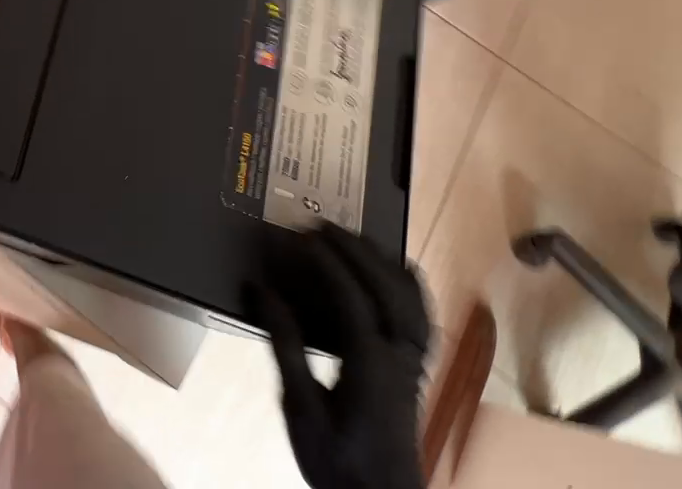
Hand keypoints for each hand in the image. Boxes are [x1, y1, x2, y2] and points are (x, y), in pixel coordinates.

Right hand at [252, 224, 430, 488]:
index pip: (352, 298)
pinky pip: (422, 316)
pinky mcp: (417, 368)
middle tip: (320, 225)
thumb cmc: (334, 458)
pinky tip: (394, 270)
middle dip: (355, 250)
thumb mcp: (299, 405)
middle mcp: (400, 356)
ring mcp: (414, 362)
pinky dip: (410, 286)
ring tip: (354, 236)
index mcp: (370, 364)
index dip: (327, 263)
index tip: (299, 237)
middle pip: (386, 289)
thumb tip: (259, 290)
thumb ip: (285, 344)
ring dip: (383, 261)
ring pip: (411, 299)